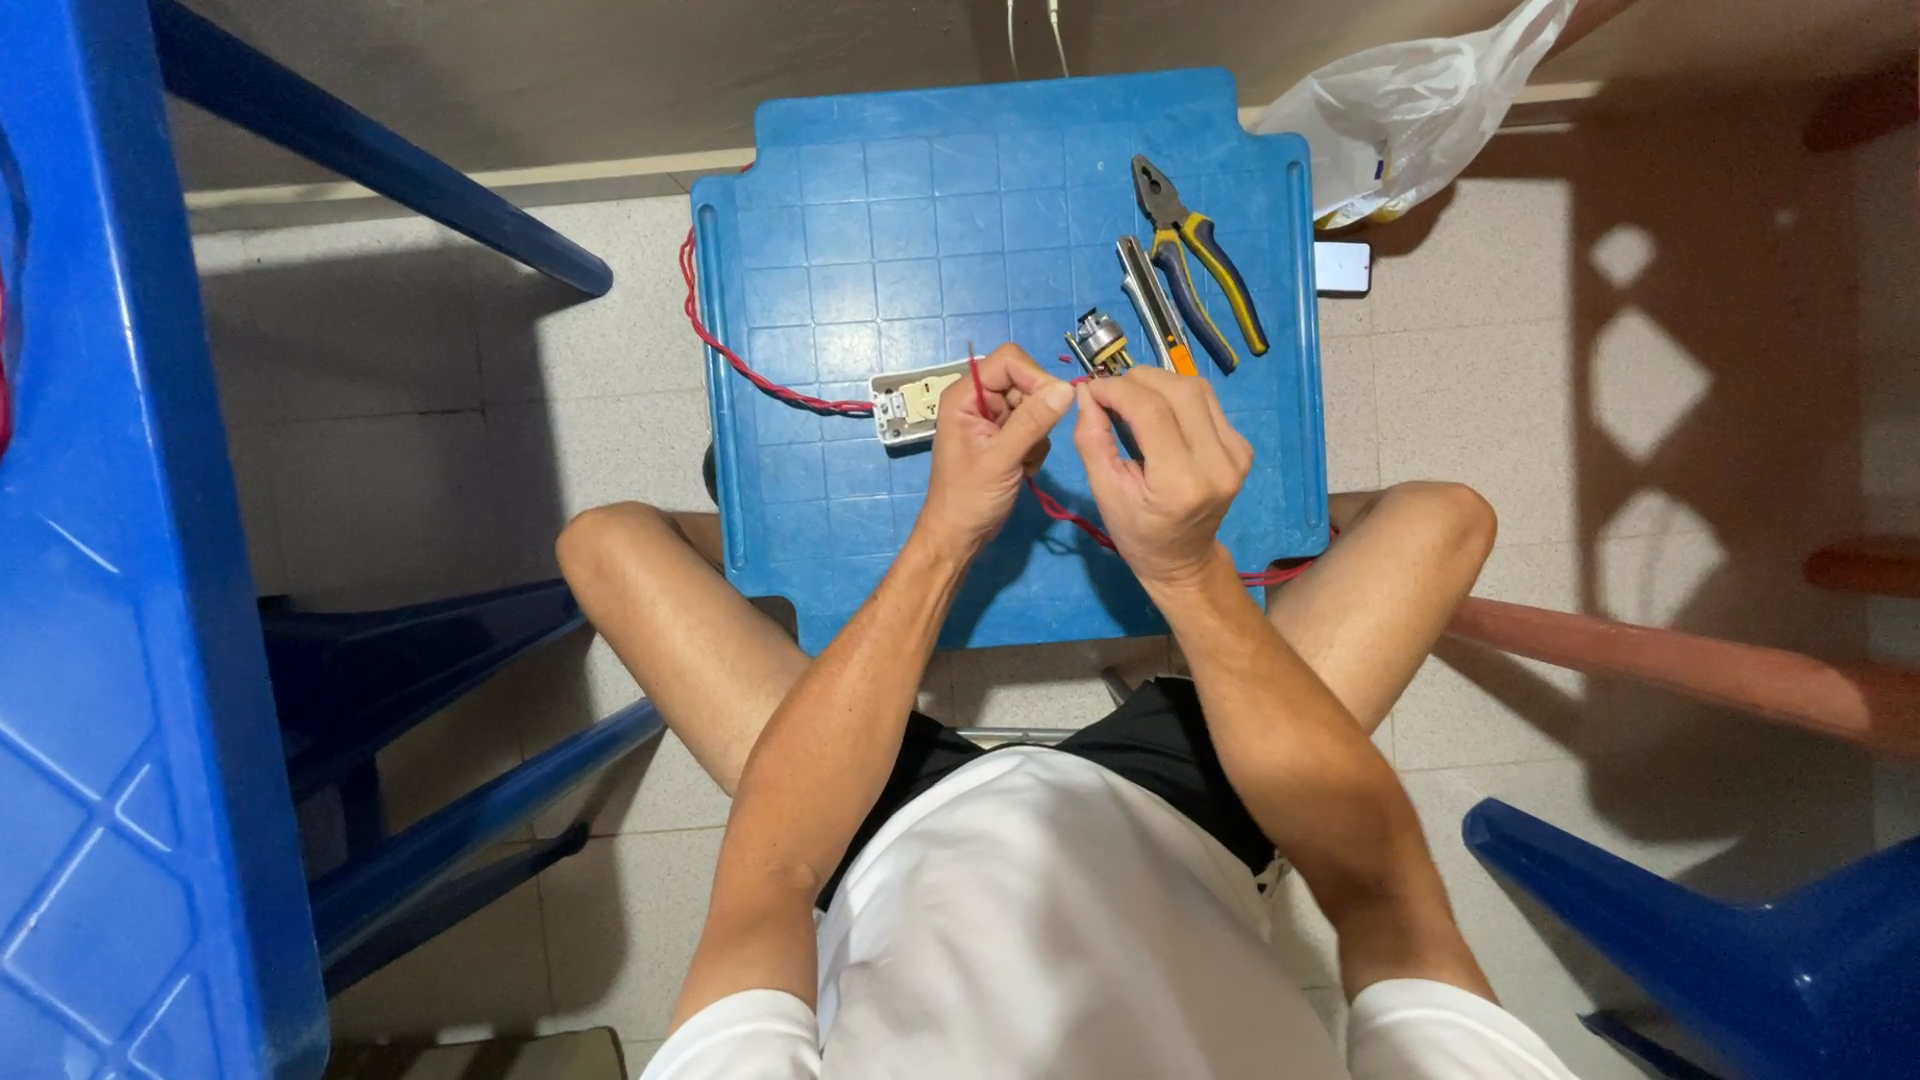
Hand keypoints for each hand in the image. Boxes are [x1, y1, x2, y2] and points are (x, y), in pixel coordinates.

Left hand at [916, 344, 1074, 557]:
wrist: (959, 536)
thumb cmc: (969, 500)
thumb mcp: (1001, 460)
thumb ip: (1032, 423)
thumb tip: (1067, 389)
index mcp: (965, 396)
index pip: (1009, 361)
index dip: (1035, 377)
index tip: (1054, 404)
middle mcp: (978, 401)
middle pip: (1025, 381)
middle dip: (1037, 412)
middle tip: (1031, 443)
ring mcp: (992, 420)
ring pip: (1034, 406)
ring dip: (1037, 434)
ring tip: (1021, 462)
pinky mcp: (1005, 438)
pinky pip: (1034, 427)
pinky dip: (1035, 448)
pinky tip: (1022, 469)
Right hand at [1071, 367, 1252, 591]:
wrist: (1183, 560)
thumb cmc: (1137, 532)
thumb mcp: (1104, 492)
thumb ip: (1092, 441)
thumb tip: (1086, 393)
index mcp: (1180, 482)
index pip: (1151, 411)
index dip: (1117, 390)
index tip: (1091, 389)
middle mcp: (1217, 463)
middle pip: (1179, 391)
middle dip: (1137, 380)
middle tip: (1110, 391)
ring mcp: (1236, 454)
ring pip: (1197, 389)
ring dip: (1158, 382)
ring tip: (1132, 396)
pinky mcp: (1242, 447)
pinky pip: (1208, 403)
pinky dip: (1177, 397)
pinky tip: (1159, 412)